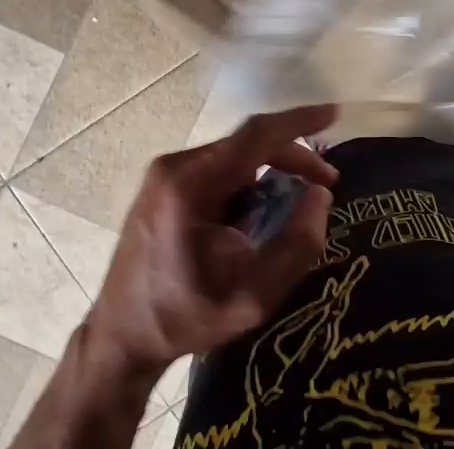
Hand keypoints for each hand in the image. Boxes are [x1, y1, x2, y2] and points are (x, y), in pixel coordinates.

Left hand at [86, 104, 338, 374]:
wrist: (120, 338)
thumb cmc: (185, 318)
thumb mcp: (252, 297)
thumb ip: (296, 246)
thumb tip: (320, 195)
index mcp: (191, 186)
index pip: (255, 135)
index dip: (298, 122)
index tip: (333, 114)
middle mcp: (174, 168)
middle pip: (247, 144)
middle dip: (291, 157)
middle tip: (326, 183)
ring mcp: (164, 175)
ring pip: (234, 156)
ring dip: (269, 172)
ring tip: (295, 204)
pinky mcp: (162, 186)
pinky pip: (218, 169)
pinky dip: (247, 182)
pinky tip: (258, 215)